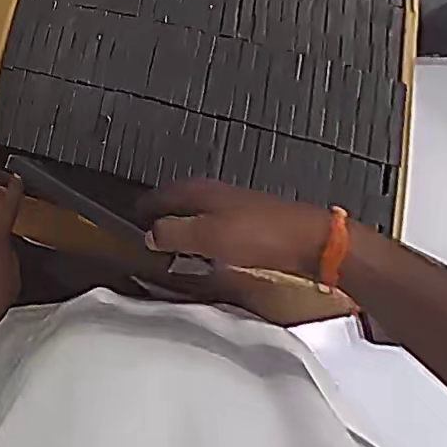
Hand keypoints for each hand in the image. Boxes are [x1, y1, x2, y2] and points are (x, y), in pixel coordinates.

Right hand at [139, 179, 343, 277]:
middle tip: (149, 238)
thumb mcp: (206, 237)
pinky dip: (206, 240)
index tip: (131, 223)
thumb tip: (149, 234)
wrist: (315, 243)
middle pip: (178, 204)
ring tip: (175, 251)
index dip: (143, 209)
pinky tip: (209, 256)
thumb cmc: (259, 236)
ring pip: (198, 216)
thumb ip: (172, 233)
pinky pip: (217, 229)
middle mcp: (214, 194)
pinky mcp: (254, 224)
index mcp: (198, 190)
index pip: (159, 195)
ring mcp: (236, 207)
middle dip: (162, 219)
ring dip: (185, 231)